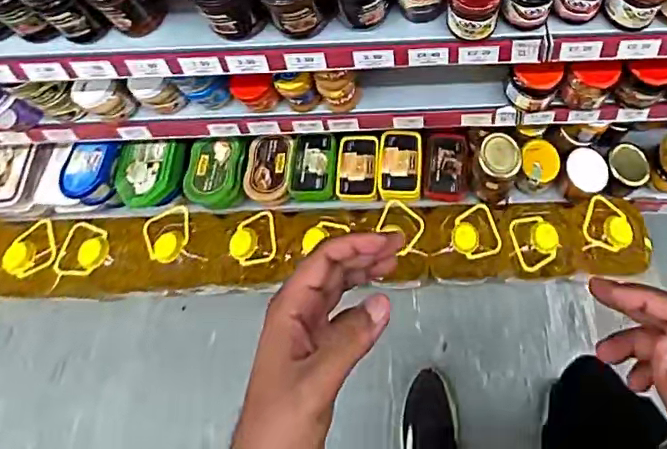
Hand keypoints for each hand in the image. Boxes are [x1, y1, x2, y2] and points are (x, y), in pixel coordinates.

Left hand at [230, 231, 398, 448]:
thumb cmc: (273, 426)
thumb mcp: (315, 381)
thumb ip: (349, 341)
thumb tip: (379, 306)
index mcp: (288, 309)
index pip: (323, 259)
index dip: (354, 244)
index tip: (381, 240)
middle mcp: (296, 313)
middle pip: (332, 266)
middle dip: (364, 251)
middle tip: (393, 243)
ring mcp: (305, 329)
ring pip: (338, 285)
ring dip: (363, 270)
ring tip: (389, 261)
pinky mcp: (315, 347)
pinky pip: (342, 310)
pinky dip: (362, 299)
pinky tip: (374, 300)